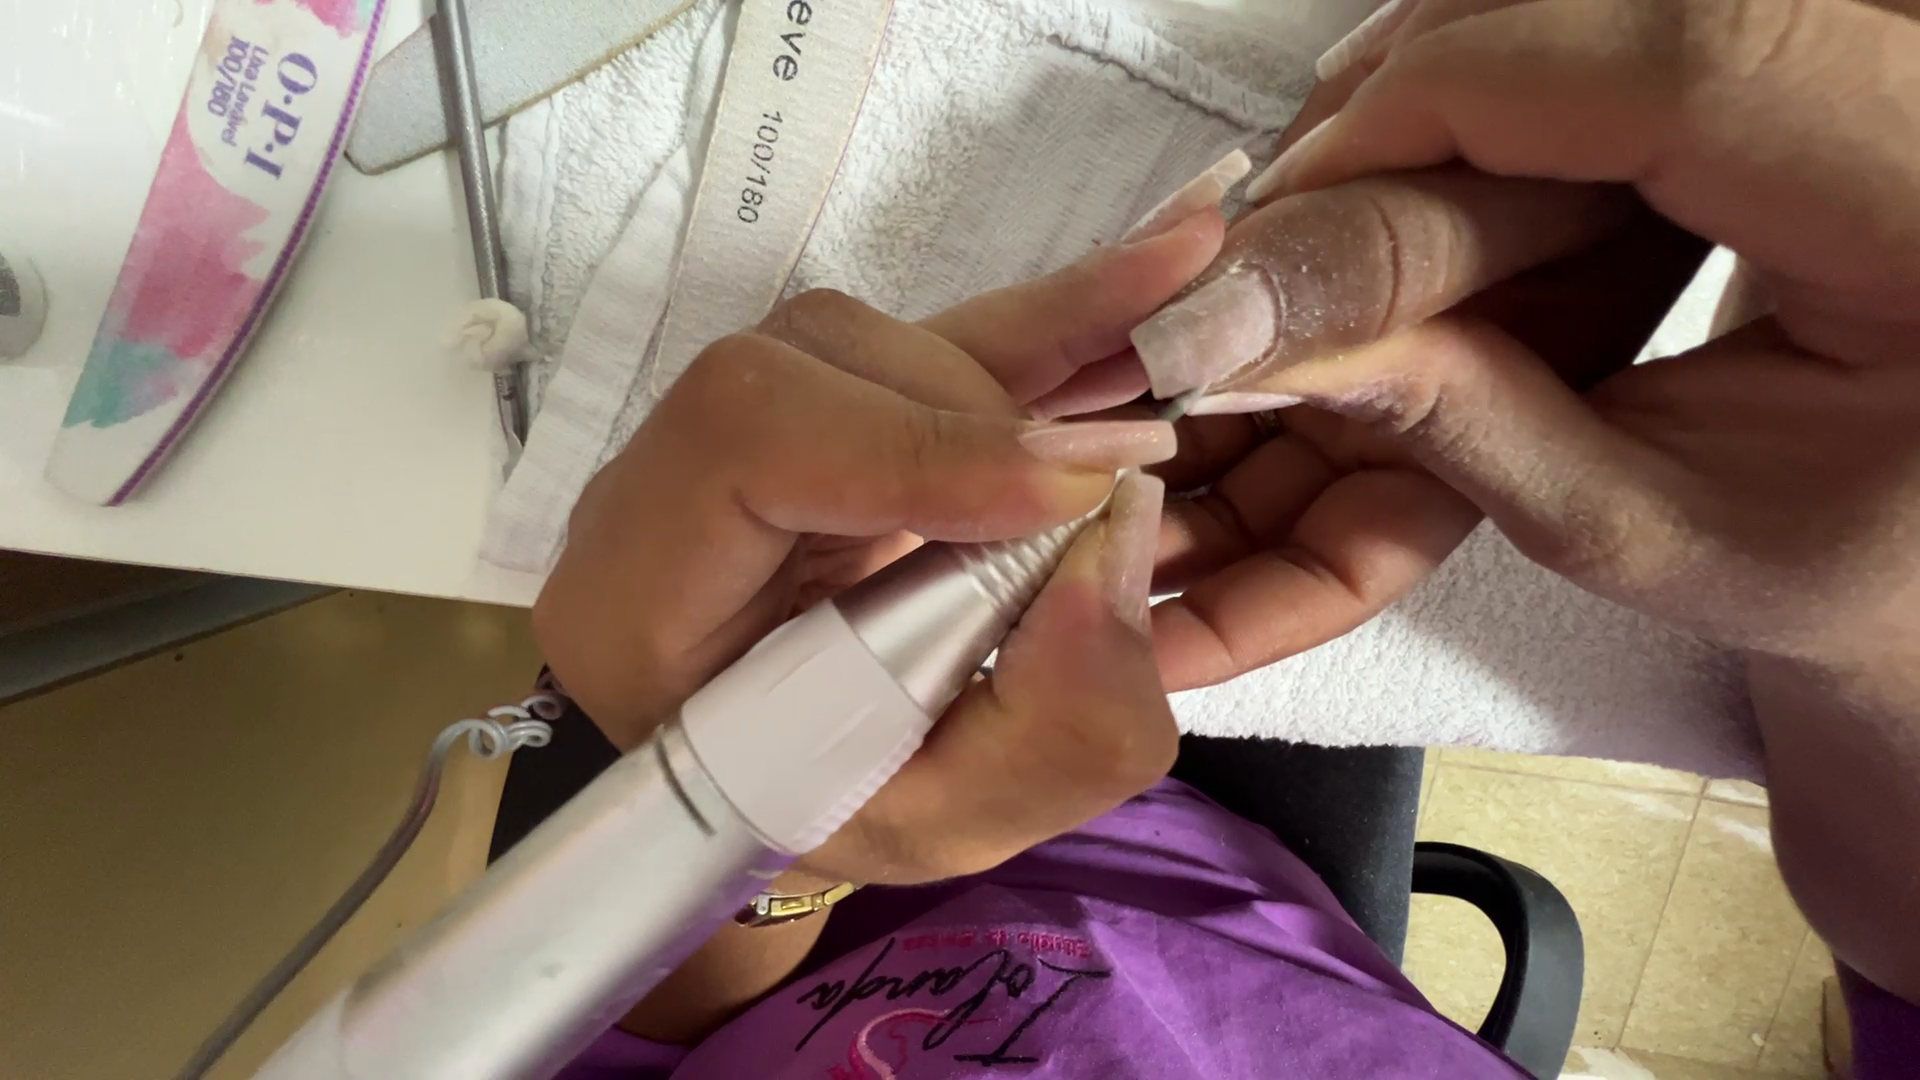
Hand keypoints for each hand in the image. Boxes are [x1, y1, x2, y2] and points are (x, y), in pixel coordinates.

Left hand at [537, 211, 1223, 885]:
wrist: (778, 763)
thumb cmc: (832, 805)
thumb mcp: (944, 822)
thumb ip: (1050, 732)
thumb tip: (1116, 544)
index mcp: (644, 589)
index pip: (748, 437)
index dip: (917, 444)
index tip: (1063, 496)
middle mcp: (676, 474)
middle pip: (820, 356)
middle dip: (985, 420)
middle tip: (1102, 492)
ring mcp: (751, 421)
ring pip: (886, 333)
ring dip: (1024, 377)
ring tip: (1124, 432)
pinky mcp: (829, 401)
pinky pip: (934, 333)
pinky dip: (1051, 313)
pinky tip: (1160, 262)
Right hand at [1137, 0, 1919, 996]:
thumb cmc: (1822, 560)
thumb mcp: (1627, 531)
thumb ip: (1462, 428)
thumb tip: (1277, 348)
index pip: (1683, 57)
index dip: (1444, 99)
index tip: (1293, 196)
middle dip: (1419, 74)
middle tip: (1298, 199)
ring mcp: (1888, 46)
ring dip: (1446, 57)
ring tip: (1352, 179)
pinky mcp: (1831, 52)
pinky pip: (1626, 5)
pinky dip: (1497, 51)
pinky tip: (1435, 138)